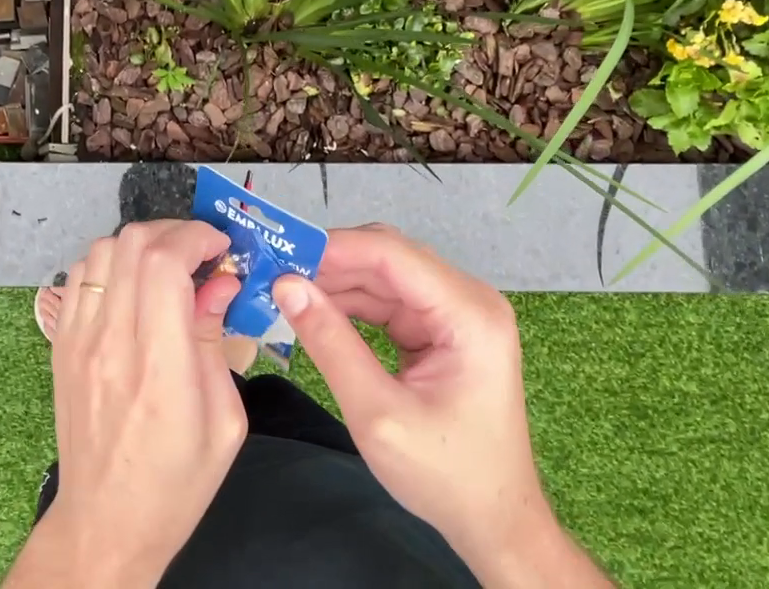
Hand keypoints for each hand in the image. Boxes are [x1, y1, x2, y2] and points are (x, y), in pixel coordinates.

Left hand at [6, 220, 246, 588]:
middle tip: (201, 250)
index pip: (165, 263)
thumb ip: (218, 341)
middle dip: (175, 231)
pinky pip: (80, 275)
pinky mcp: (61, 342)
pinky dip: (112, 262)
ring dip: (141, 243)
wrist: (106, 519)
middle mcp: (112, 343)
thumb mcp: (224, 421)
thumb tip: (220, 283)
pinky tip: (134, 284)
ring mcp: (79, 340)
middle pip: (132, 244)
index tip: (220, 245)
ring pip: (102, 250)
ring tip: (169, 264)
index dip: (196, 237)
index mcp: (160, 367)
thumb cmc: (174, 483)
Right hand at [273, 227, 607, 586]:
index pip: (391, 254)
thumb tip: (285, 284)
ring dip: (335, 280)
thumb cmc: (444, 475)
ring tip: (284, 290)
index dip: (333, 247)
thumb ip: (329, 343)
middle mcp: (468, 300)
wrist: (494, 521)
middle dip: (330, 261)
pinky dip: (349, 302)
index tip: (280, 254)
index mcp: (468, 314)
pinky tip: (314, 309)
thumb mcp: (376, 413)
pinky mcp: (441, 328)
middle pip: (388, 256)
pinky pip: (387, 298)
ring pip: (383, 274)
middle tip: (274, 271)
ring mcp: (456, 312)